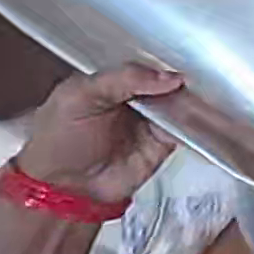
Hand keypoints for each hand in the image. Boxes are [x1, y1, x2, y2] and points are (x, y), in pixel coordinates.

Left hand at [15, 65, 183, 203]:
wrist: (65, 188)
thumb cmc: (59, 140)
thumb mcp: (81, 96)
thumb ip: (122, 80)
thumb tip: (168, 78)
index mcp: (111, 81)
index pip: (144, 65)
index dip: (161, 65)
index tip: (173, 71)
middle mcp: (133, 99)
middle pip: (167, 84)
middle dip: (179, 83)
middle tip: (187, 85)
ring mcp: (149, 122)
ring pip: (179, 105)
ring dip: (189, 103)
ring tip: (193, 102)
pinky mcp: (162, 144)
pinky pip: (185, 130)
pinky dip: (193, 125)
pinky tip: (195, 120)